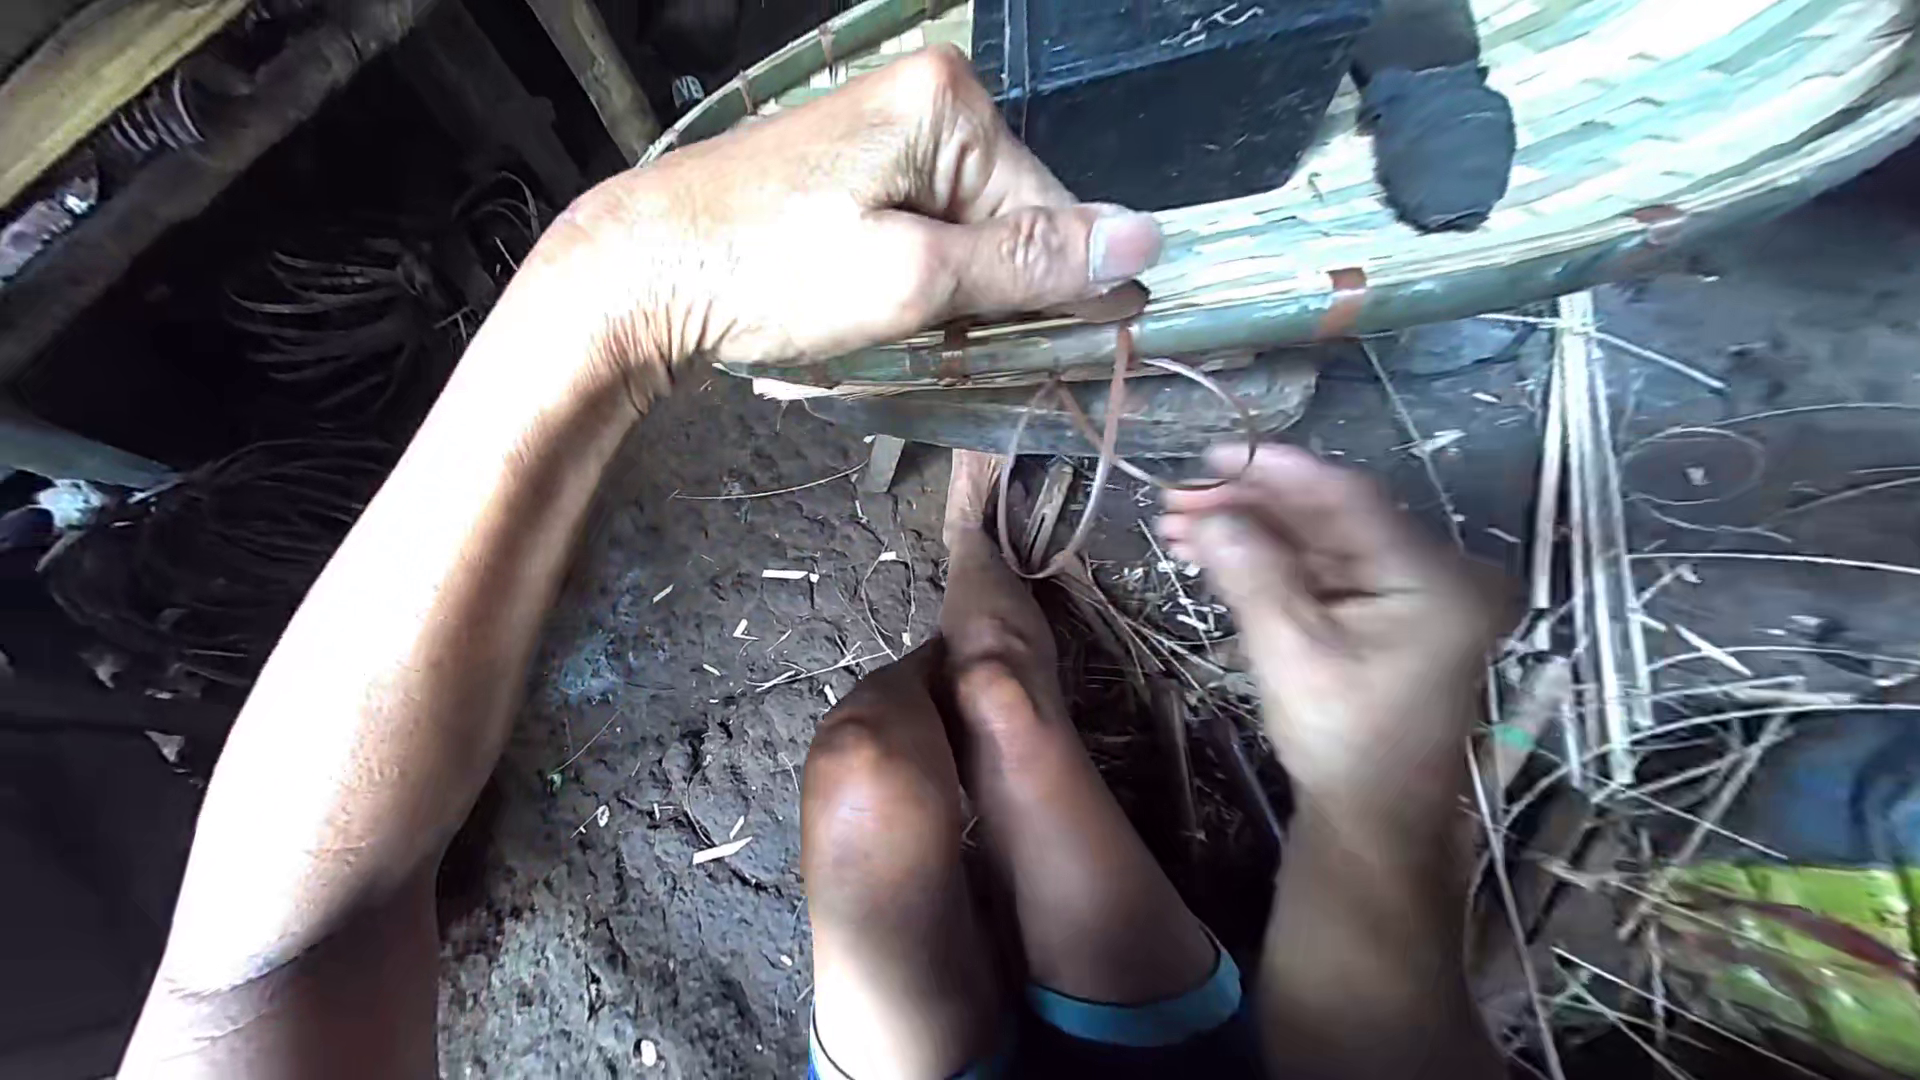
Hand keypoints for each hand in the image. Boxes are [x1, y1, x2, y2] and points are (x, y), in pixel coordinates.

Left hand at [520, 45, 1162, 404]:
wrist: (648, 277)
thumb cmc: (775, 276)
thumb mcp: (913, 279)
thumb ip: (1026, 263)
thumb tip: (1146, 239)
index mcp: (949, 107)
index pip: (1049, 208)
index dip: (1060, 288)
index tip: (1058, 352)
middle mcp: (926, 105)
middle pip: (1009, 219)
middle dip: (995, 294)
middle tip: (951, 349)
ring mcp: (887, 139)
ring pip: (969, 235)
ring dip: (960, 298)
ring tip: (914, 336)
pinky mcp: (859, 177)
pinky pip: (928, 235)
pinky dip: (926, 286)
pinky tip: (896, 314)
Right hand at [1159, 445, 1500, 822]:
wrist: (1369, 807)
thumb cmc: (1340, 735)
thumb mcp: (1290, 648)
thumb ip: (1250, 571)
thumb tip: (1205, 514)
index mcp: (1431, 578)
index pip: (1347, 498)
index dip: (1277, 470)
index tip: (1214, 456)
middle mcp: (1425, 570)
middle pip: (1322, 514)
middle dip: (1245, 504)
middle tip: (1178, 499)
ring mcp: (1396, 588)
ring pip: (1308, 537)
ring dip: (1242, 529)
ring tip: (1177, 526)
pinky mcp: (1369, 605)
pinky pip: (1309, 565)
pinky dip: (1257, 556)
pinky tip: (1207, 550)